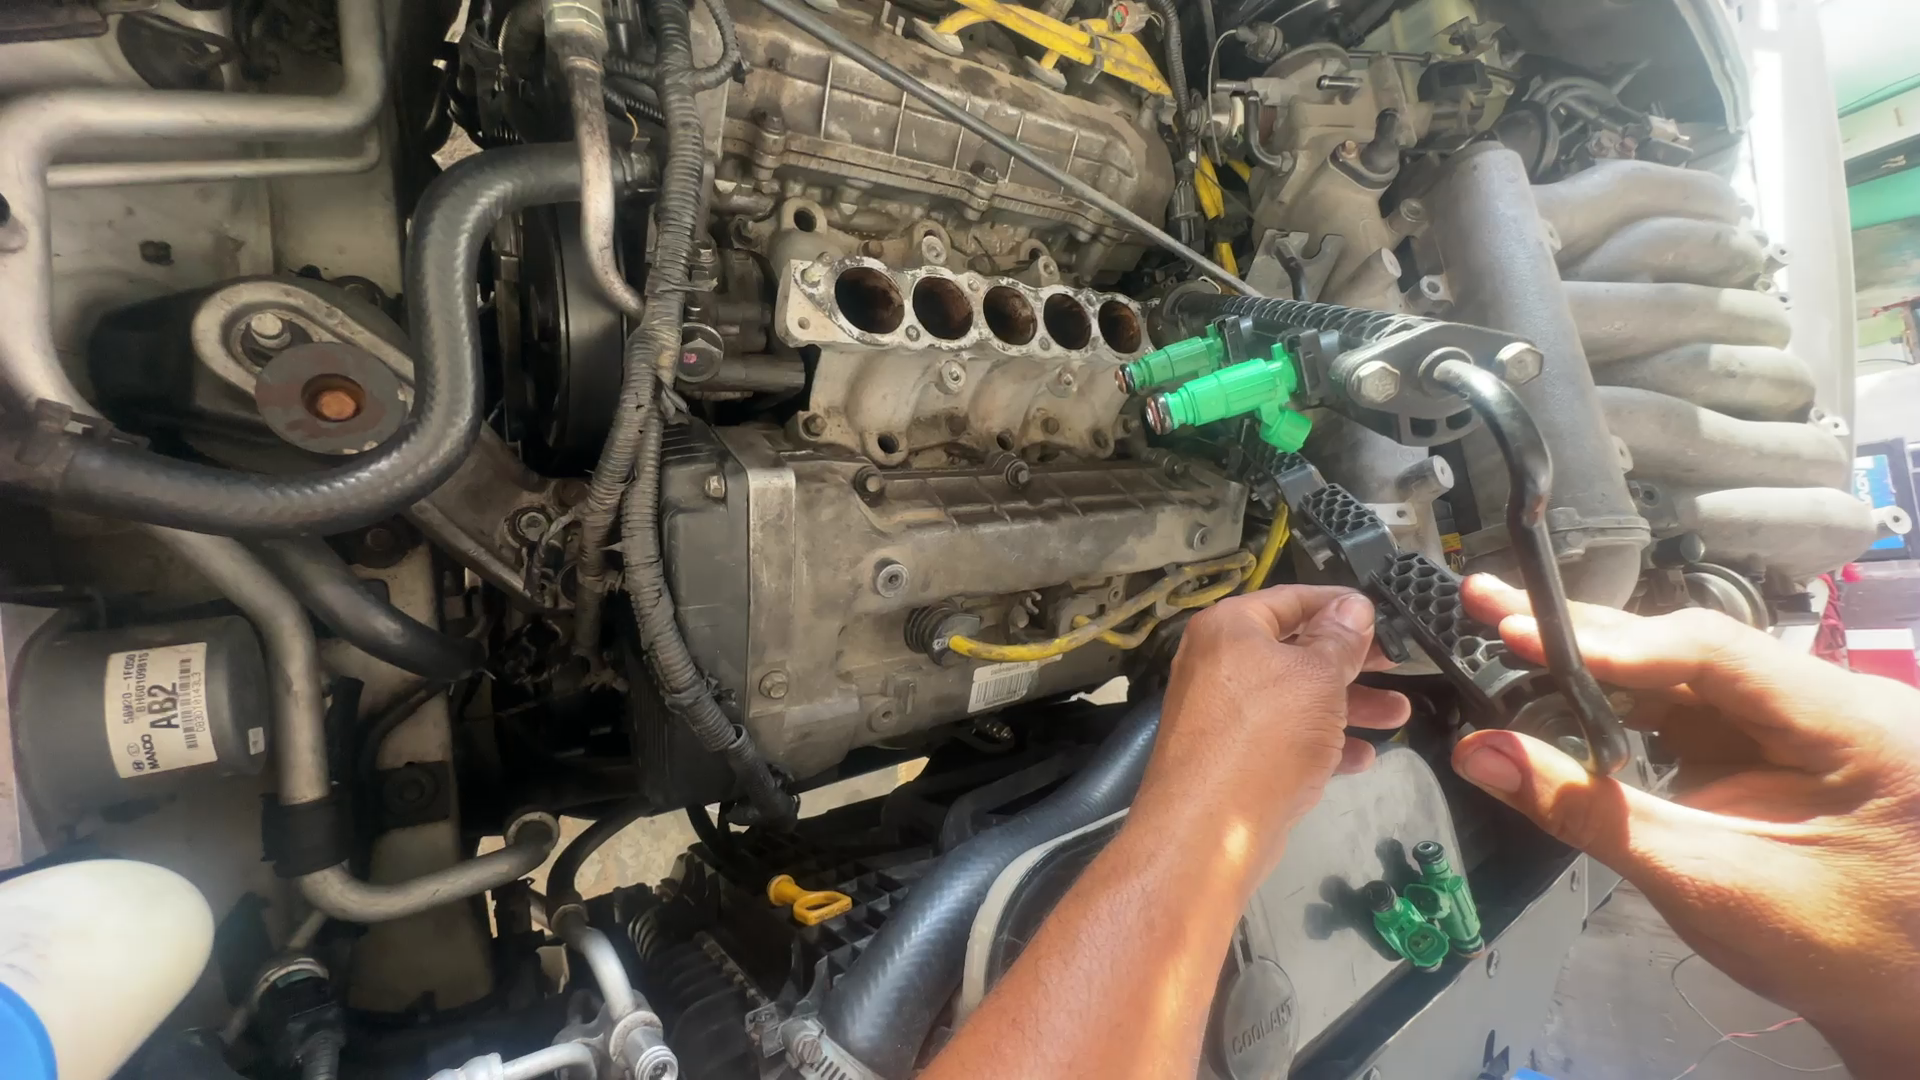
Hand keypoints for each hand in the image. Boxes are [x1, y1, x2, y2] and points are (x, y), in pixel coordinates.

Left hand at [1135, 586, 1409, 878]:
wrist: (1210, 821)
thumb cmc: (1267, 731)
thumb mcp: (1317, 676)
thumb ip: (1339, 639)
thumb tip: (1352, 605)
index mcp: (1228, 627)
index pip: (1289, 599)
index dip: (1338, 603)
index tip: (1381, 613)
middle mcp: (1218, 660)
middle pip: (1293, 649)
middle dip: (1350, 660)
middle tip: (1398, 664)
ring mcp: (1222, 708)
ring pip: (1294, 695)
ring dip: (1347, 703)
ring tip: (1398, 713)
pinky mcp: (1231, 750)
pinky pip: (1282, 734)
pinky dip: (1320, 741)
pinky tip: (1363, 757)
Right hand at [1453, 575, 1919, 1077]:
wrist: (1907, 1000)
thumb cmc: (1835, 948)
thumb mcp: (1703, 881)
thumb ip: (1585, 812)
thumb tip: (1474, 752)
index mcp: (1855, 729)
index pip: (1715, 654)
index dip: (1611, 644)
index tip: (1518, 638)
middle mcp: (1826, 702)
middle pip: (1681, 644)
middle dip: (1577, 628)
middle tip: (1485, 601)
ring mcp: (1788, 716)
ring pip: (1666, 665)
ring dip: (1580, 652)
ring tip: (1500, 626)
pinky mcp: (1755, 736)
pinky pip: (1667, 698)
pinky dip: (1601, 690)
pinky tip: (1547, 678)